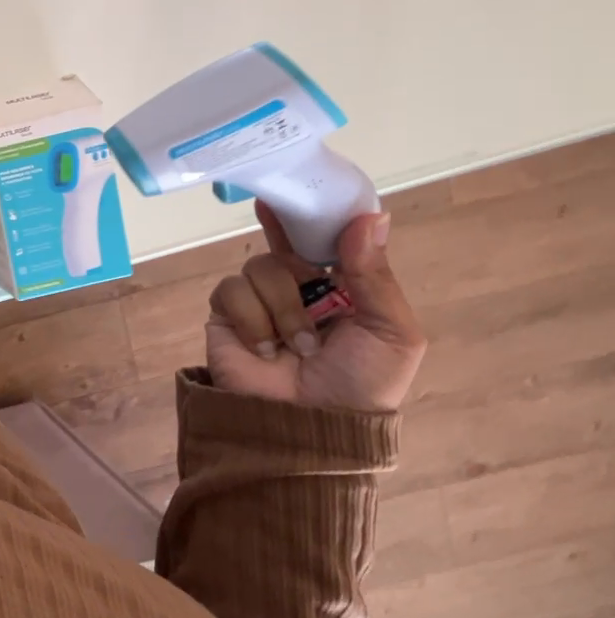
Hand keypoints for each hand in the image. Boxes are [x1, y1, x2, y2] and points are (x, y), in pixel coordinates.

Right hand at [205, 202, 424, 412]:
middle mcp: (298, 287)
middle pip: (285, 248)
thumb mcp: (391, 331)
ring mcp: (258, 299)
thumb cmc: (362, 381)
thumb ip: (375, 274)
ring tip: (296, 347)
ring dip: (282, 310)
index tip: (295, 193)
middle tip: (312, 292)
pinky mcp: (225, 313)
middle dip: (299, 273)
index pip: (323, 240)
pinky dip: (252, 320)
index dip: (309, 216)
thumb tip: (372, 216)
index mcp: (342, 286)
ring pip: (259, 268)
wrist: (309, 424)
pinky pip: (231, 291)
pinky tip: (265, 347)